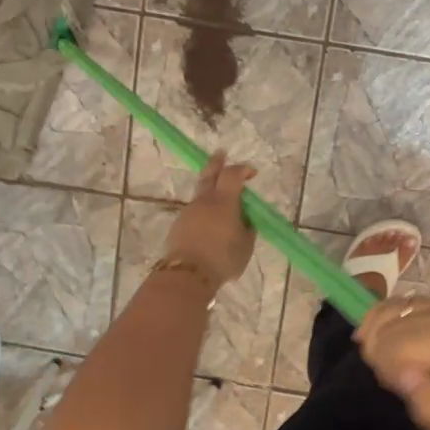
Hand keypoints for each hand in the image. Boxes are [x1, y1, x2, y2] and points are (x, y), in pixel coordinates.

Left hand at [163, 152, 257, 290]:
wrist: (188, 274)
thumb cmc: (222, 258)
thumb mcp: (245, 245)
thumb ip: (247, 229)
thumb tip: (245, 221)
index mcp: (224, 201)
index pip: (232, 174)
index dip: (242, 170)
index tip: (251, 173)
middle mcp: (204, 201)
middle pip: (209, 174)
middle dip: (216, 163)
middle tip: (220, 154)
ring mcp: (188, 212)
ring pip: (201, 196)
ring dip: (211, 194)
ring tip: (221, 206)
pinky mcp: (178, 226)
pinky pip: (194, 214)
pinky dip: (203, 214)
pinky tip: (209, 228)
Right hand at [354, 298, 429, 429]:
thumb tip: (402, 373)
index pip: (397, 344)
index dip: (386, 372)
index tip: (399, 392)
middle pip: (390, 325)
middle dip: (381, 356)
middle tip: (397, 384)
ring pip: (389, 310)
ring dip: (379, 338)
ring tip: (392, 365)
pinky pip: (399, 303)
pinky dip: (384, 321)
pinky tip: (385, 342)